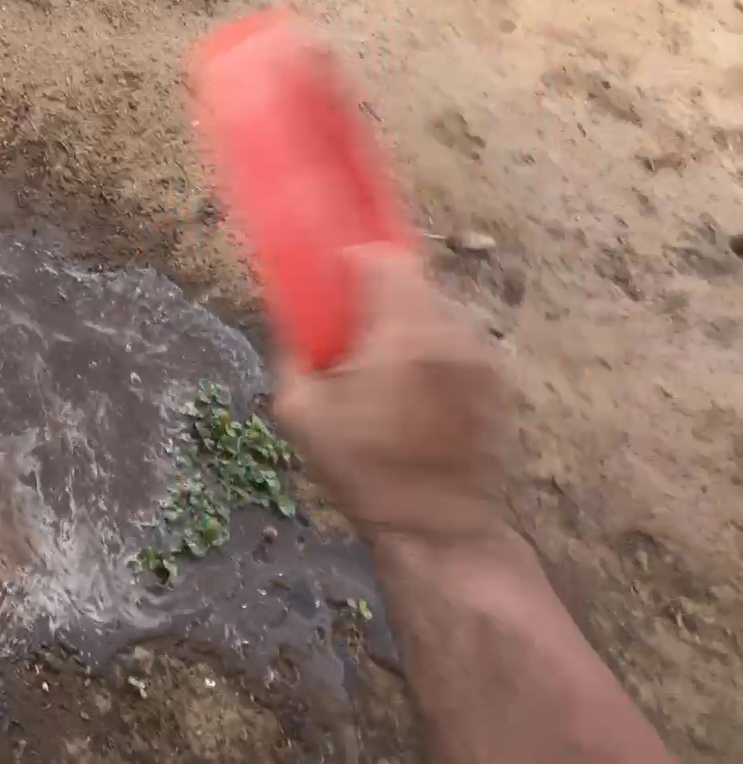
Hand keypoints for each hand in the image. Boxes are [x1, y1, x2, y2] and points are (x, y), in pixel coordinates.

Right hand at [272, 244, 511, 552]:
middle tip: (345, 321)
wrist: (436, 525)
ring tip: (376, 354)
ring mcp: (482, 358)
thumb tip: (286, 309)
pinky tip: (405, 378)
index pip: (386, 260)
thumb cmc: (357, 466)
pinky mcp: (497, 379)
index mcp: (401, 338)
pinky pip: (455, 334)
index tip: (328, 277)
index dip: (352, 258)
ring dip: (403, 313)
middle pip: (414, 277)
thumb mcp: (297, 408)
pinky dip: (427, 339)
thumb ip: (290, 349)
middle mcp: (452, 338)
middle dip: (376, 289)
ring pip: (437, 304)